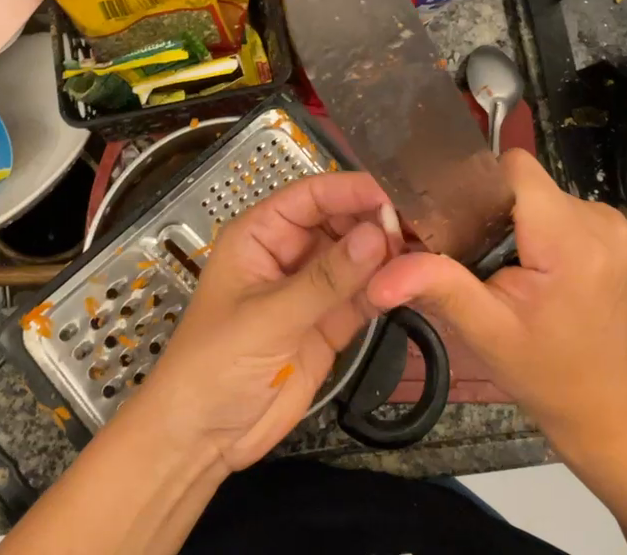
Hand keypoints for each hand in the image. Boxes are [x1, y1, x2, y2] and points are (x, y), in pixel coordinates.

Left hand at [131, 171, 398, 469]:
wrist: (202, 435)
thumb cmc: (215, 363)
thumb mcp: (269, 317)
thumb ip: (326, 279)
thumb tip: (377, 234)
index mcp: (260, 235)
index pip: (310, 197)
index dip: (349, 191)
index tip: (393, 196)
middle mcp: (289, 253)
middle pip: (340, 223)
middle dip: (375, 223)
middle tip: (417, 230)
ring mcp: (311, 289)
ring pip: (357, 259)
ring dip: (386, 257)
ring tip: (424, 255)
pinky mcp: (329, 324)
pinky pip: (363, 296)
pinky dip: (385, 290)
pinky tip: (411, 285)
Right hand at [366, 150, 626, 445]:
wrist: (599, 400)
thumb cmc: (542, 369)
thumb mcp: (484, 331)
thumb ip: (438, 288)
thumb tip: (377, 279)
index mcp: (571, 242)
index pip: (515, 170)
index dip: (476, 186)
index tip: (454, 222)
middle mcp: (598, 220)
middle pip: (521, 182)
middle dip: (489, 208)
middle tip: (469, 253)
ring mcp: (609, 222)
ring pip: (534, 190)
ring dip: (509, 217)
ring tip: (497, 262)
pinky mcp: (610, 227)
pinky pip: (552, 204)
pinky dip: (531, 225)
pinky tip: (525, 263)